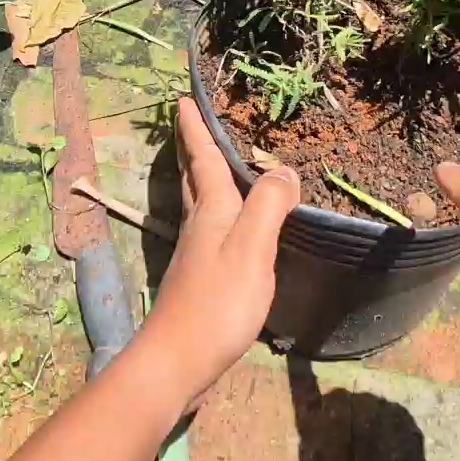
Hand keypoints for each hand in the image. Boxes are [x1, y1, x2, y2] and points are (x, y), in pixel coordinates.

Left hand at [134, 98, 299, 408]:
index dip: (195, 128)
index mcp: (211, 210)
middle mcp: (198, 223)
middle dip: (191, 147)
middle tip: (187, 123)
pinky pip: (205, 226)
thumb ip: (268, 204)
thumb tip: (284, 169)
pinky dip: (211, 209)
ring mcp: (194, 252)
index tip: (182, 99)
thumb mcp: (252, 247)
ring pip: (196, 201)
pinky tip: (221, 225)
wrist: (175, 361)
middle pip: (193, 176)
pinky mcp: (196, 278)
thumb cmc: (217, 301)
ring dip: (198, 176)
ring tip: (205, 164)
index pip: (204, 158)